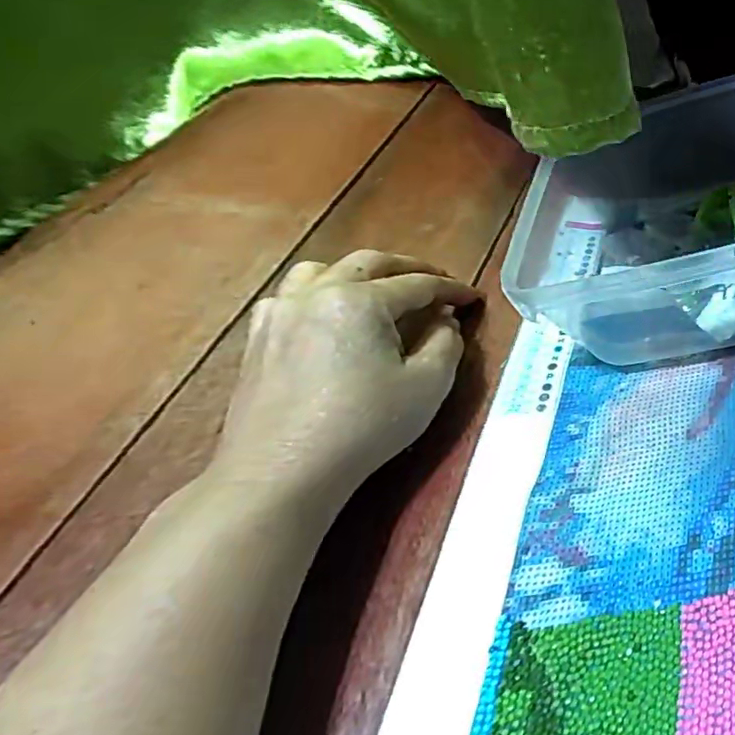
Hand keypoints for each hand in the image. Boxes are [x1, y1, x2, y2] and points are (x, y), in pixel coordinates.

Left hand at [212, 250, 480, 502]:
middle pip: (369, 264)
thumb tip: (443, 321)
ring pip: (323, 270)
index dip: (452, 289)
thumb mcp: (429, 384)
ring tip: (384, 291)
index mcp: (359, 300)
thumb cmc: (366, 425)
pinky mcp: (259, 338)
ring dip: (362, 273)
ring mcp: (279, 313)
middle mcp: (315, 294)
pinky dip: (324, 292)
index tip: (475, 298)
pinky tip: (337, 316)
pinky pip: (294, 295)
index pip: (418, 284)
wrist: (284, 470)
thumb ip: (446, 342)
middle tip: (439, 283)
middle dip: (410, 269)